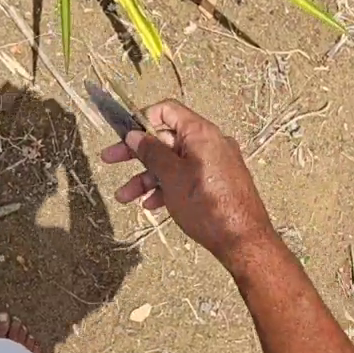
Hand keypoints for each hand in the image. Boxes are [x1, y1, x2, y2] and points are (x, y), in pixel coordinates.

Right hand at [101, 99, 278, 266]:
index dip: (142, 119)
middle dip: (136, 153)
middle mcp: (209, 143)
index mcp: (201, 133)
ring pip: (173, 162)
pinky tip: (152, 205)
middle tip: (109, 159)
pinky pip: (186, 177)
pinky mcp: (216, 183)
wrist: (244, 241)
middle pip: (165, 139)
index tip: (124, 135)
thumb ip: (151, 152)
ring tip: (125, 197)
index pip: (167, 110)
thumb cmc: (207, 205)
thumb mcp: (172, 177)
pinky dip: (167, 186)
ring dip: (147, 177)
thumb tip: (134, 134)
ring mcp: (214, 164)